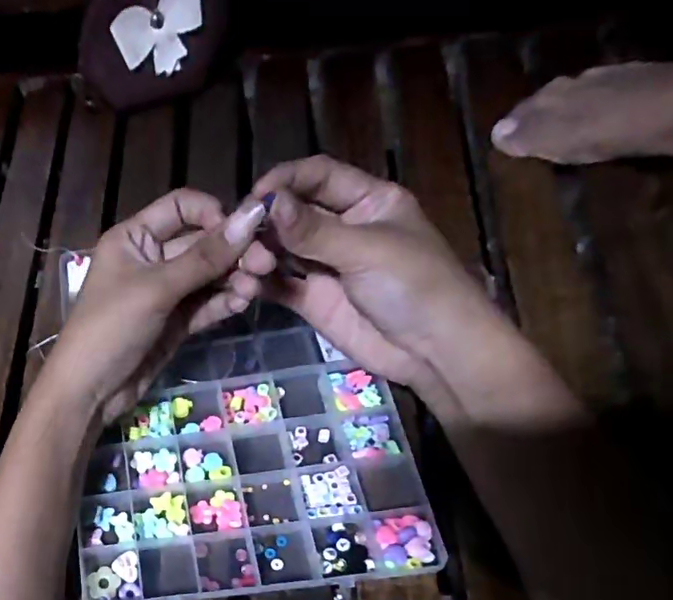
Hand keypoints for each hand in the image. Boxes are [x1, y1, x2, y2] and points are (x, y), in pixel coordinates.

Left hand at [44, 189, 267, 422]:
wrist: (90, 389)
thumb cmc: (111, 328)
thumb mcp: (157, 288)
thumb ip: (204, 257)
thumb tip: (251, 217)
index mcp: (134, 237)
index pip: (181, 208)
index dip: (213, 214)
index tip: (241, 231)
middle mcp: (151, 259)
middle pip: (201, 244)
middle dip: (232, 252)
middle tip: (265, 265)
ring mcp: (164, 294)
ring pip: (207, 278)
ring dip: (233, 279)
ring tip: (255, 289)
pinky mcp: (175, 324)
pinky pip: (204, 306)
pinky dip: (223, 303)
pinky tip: (242, 303)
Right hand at [241, 156, 500, 398]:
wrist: (432, 350)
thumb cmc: (414, 285)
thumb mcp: (366, 250)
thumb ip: (315, 231)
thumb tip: (271, 204)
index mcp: (368, 201)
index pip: (319, 177)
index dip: (287, 180)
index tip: (256, 196)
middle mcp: (344, 228)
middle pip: (294, 215)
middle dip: (267, 223)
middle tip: (240, 236)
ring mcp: (327, 267)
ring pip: (283, 251)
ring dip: (260, 254)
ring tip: (247, 265)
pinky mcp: (314, 302)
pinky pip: (281, 285)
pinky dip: (262, 284)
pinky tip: (246, 285)